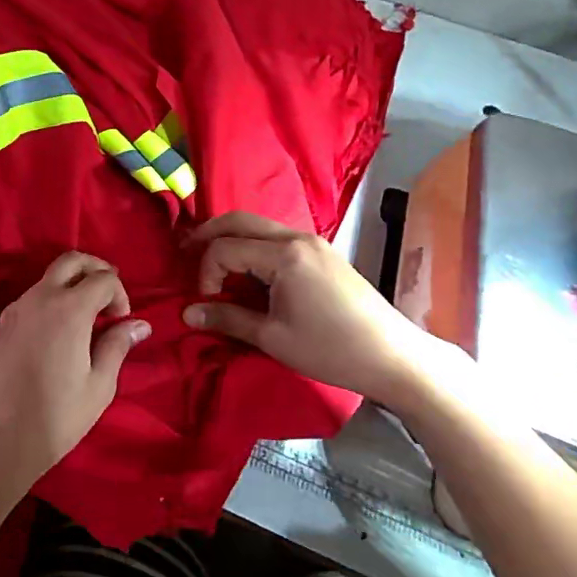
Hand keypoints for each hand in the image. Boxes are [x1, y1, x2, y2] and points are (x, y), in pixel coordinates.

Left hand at [0, 252, 150, 497]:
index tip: (121, 323)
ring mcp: (14, 311)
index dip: (120, 294)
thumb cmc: (55, 416)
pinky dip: (50, 303)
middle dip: (95, 270)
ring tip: (85, 322)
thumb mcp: (99, 385)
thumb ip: (117, 346)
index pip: (103, 278)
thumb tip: (138, 325)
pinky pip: (31, 300)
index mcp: (69, 308)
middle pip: (70, 261)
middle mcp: (39, 298)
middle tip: (108, 299)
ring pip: (47, 279)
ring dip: (71, 287)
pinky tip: (57, 338)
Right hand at [182, 212, 425, 399]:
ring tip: (212, 266)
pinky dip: (253, 249)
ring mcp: (314, 242)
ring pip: (259, 227)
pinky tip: (247, 274)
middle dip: (208, 235)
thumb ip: (227, 318)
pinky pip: (277, 240)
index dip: (206, 272)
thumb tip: (188, 312)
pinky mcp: (322, 254)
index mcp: (284, 254)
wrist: (392, 355)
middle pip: (240, 220)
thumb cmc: (330, 348)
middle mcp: (298, 238)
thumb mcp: (272, 337)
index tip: (207, 303)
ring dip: (231, 241)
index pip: (226, 247)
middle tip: (184, 253)